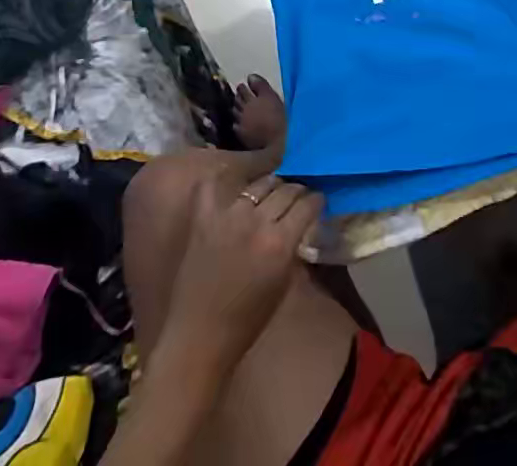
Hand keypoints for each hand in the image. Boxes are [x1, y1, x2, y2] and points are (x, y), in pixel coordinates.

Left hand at [159, 159, 322, 372]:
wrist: (199, 337)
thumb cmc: (248, 319)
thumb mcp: (284, 281)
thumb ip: (294, 244)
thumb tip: (303, 221)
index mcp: (280, 242)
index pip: (308, 204)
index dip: (316, 201)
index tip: (317, 202)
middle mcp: (256, 222)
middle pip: (286, 189)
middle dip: (297, 192)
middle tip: (297, 198)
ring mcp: (226, 216)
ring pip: (259, 183)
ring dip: (270, 185)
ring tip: (271, 192)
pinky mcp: (202, 219)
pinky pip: (213, 185)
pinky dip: (225, 179)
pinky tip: (235, 181)